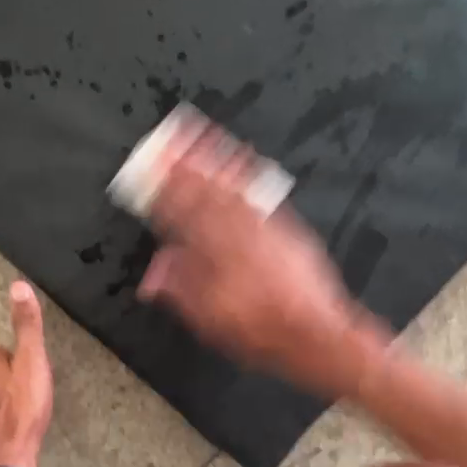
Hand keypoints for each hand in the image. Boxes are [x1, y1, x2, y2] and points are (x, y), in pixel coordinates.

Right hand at [138, 123, 391, 397]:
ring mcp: (264, 225)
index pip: (179, 213)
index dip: (162, 189)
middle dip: (185, 163)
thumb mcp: (209, 318)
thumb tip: (154, 271)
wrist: (317, 333)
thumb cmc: (262, 330)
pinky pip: (259, 190)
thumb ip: (179, 288)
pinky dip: (246, 169)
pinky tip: (243, 156)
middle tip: (171, 137)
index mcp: (213, 251)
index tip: (149, 168)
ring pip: (232, 184)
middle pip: (205, 190)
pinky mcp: (286, 227)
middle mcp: (238, 230)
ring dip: (214, 157)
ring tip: (201, 133)